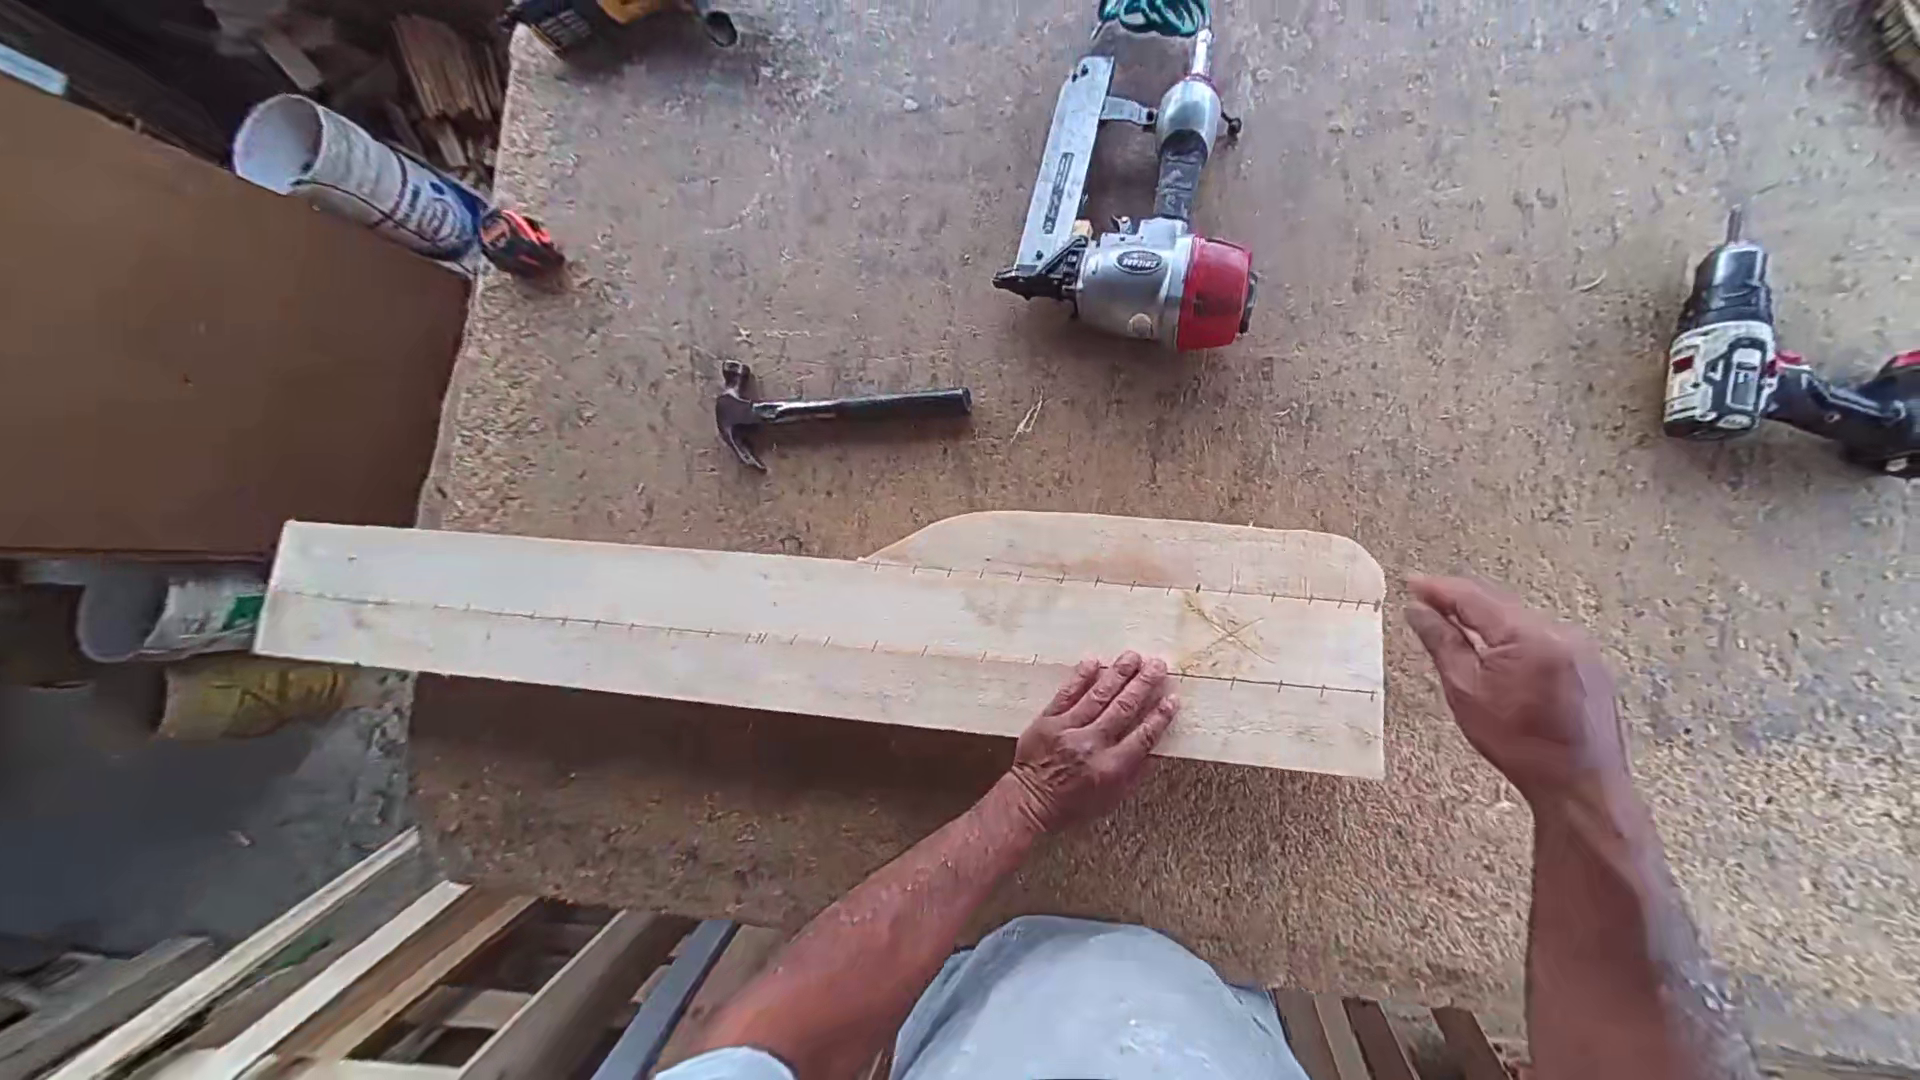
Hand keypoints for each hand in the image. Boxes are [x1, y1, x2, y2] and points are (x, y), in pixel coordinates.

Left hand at [995, 651, 1180, 834]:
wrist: (1029, 800)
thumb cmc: (1073, 804)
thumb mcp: (1111, 799)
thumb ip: (1134, 773)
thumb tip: (1157, 750)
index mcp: (1110, 768)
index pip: (1143, 737)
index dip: (1160, 716)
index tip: (1173, 698)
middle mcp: (1091, 745)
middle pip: (1123, 708)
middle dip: (1143, 684)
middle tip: (1157, 665)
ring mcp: (1067, 729)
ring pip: (1098, 696)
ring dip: (1117, 674)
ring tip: (1133, 656)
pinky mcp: (1047, 719)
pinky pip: (1067, 694)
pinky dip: (1081, 677)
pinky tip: (1094, 662)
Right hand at [1405, 576, 1628, 802]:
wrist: (1579, 784)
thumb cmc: (1517, 741)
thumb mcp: (1464, 688)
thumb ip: (1441, 642)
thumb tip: (1418, 610)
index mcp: (1530, 638)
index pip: (1474, 599)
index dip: (1438, 589)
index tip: (1410, 582)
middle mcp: (1561, 634)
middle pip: (1497, 602)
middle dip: (1457, 598)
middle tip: (1420, 596)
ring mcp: (1579, 647)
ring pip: (1516, 616)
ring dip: (1480, 613)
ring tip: (1445, 616)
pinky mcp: (1585, 662)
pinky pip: (1535, 632)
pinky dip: (1503, 629)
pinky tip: (1484, 639)